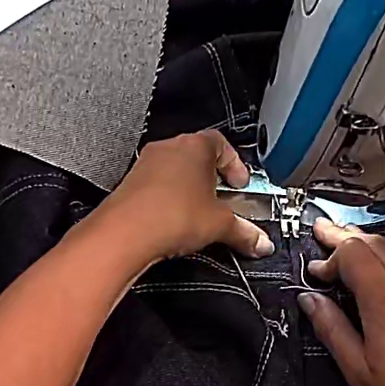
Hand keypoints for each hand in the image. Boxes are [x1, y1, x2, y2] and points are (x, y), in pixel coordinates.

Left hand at [95, 130, 273, 264]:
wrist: (125, 234)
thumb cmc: (170, 214)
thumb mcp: (220, 225)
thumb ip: (244, 231)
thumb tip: (259, 241)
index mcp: (196, 145)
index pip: (223, 144)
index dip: (236, 165)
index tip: (241, 184)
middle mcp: (169, 148)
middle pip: (199, 157)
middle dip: (214, 179)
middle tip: (225, 200)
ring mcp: (147, 164)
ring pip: (176, 171)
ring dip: (190, 190)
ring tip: (201, 215)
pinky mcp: (131, 184)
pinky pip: (158, 187)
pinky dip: (170, 201)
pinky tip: (177, 223)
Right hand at [295, 218, 384, 385]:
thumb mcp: (362, 375)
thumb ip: (333, 330)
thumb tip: (312, 302)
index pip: (354, 253)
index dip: (330, 254)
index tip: (316, 270)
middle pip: (377, 244)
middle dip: (347, 236)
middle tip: (325, 234)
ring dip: (372, 250)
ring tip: (351, 254)